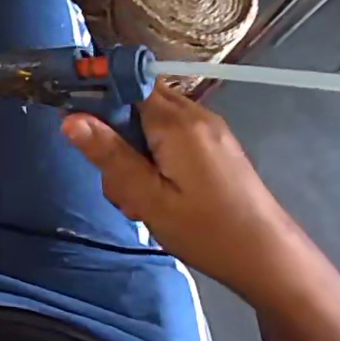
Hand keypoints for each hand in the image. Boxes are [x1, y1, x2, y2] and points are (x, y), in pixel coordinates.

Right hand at [61, 86, 285, 290]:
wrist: (270, 259)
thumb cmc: (206, 231)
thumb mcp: (148, 198)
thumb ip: (109, 156)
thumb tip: (70, 119)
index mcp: (177, 123)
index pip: (129, 81)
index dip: (99, 92)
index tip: (77, 120)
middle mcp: (195, 115)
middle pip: (138, 101)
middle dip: (115, 133)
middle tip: (115, 181)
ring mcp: (209, 130)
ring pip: (153, 122)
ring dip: (134, 150)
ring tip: (138, 198)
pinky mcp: (216, 147)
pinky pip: (172, 136)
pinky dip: (155, 157)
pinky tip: (158, 194)